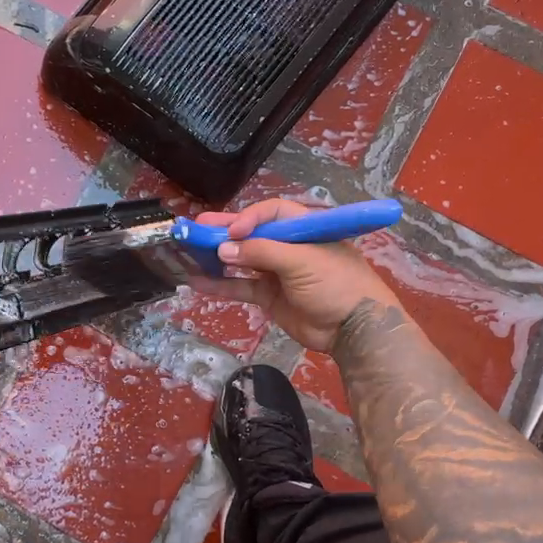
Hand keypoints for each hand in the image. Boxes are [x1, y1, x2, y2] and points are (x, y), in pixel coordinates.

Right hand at [191, 198, 401, 352]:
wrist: (352, 328)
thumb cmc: (336, 284)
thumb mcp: (302, 261)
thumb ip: (262, 252)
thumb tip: (223, 249)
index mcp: (304, 229)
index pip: (271, 214)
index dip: (248, 218)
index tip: (230, 231)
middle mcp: (288, 246)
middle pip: (252, 234)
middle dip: (224, 232)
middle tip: (196, 228)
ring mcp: (277, 272)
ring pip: (242, 260)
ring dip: (217, 258)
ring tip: (190, 253)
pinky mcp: (268, 295)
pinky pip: (240, 286)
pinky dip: (220, 285)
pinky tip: (198, 282)